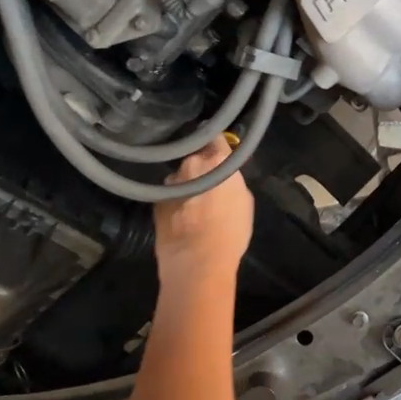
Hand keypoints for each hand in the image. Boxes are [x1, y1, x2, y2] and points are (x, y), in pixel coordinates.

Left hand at [152, 138, 253, 285]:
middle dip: (201, 165)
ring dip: (187, 183)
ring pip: (181, 176)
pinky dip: (176, 200)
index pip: (215, 138)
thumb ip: (233, 180)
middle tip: (210, 181)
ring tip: (195, 202)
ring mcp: (169, 183)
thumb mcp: (244, 200)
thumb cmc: (230, 230)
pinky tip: (183, 216)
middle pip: (195, 157)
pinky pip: (170, 194)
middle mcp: (189, 165)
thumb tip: (224, 176)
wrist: (196, 261)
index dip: (218, 143)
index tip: (221, 149)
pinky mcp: (155, 203)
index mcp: (215, 160)